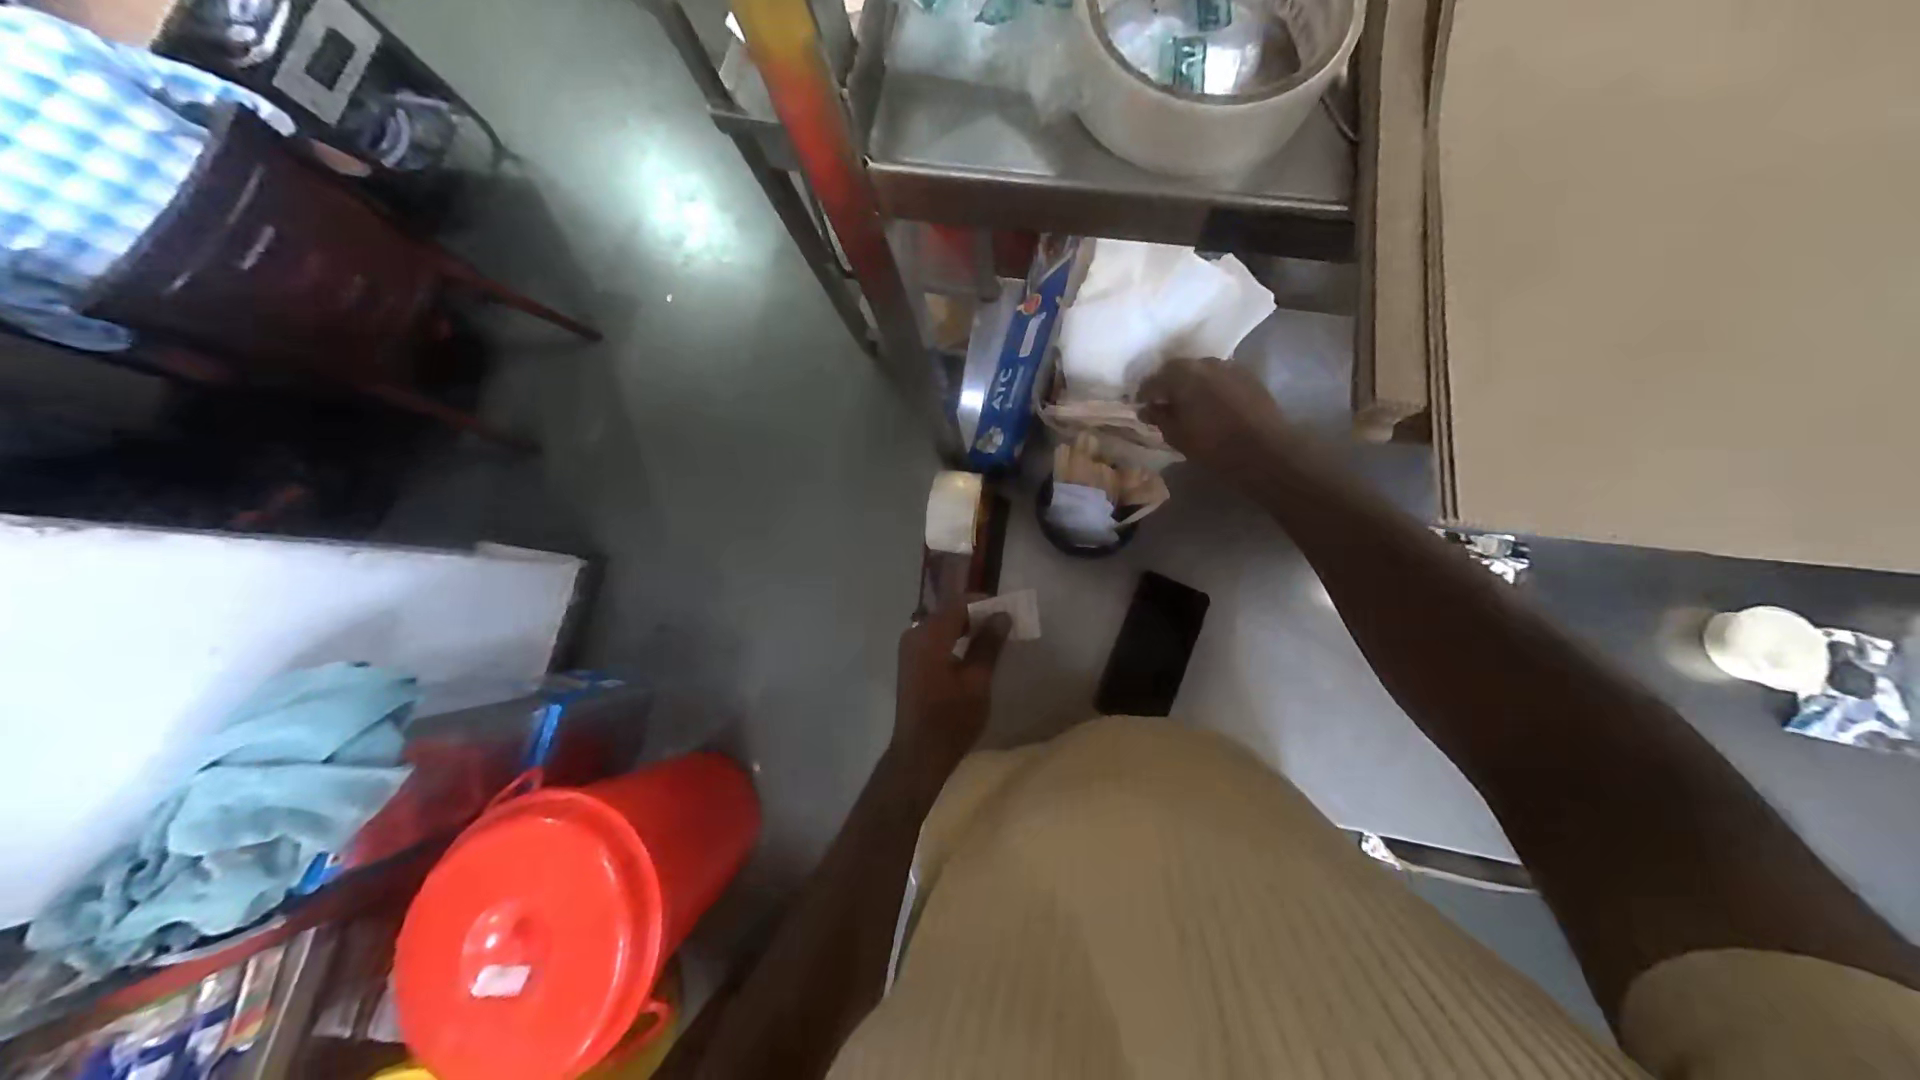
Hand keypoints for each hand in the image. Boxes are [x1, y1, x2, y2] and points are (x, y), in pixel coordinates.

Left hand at [893, 604, 1012, 774]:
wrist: (919, 754)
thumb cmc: (951, 719)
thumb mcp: (977, 681)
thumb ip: (989, 644)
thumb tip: (1002, 615)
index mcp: (928, 636)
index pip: (958, 604)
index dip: (985, 603)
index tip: (1009, 610)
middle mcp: (914, 635)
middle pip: (949, 612)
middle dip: (977, 615)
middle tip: (1005, 624)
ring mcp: (909, 649)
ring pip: (942, 625)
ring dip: (967, 627)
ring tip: (994, 638)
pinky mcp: (911, 662)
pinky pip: (935, 639)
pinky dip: (955, 639)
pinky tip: (973, 652)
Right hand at [1140, 357, 1295, 479]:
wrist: (1265, 451)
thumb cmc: (1214, 446)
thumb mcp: (1177, 436)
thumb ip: (1159, 418)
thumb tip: (1148, 409)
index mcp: (1182, 376)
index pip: (1153, 380)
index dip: (1144, 394)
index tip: (1140, 407)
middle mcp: (1204, 363)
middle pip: (1177, 369)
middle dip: (1166, 384)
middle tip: (1162, 403)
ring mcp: (1228, 366)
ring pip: (1200, 370)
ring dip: (1190, 383)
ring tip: (1188, 403)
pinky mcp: (1247, 375)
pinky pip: (1220, 376)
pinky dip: (1210, 385)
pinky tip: (1211, 403)